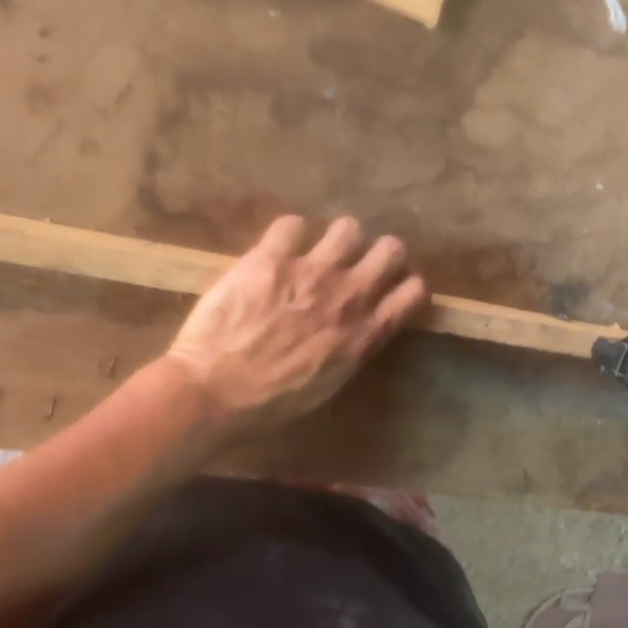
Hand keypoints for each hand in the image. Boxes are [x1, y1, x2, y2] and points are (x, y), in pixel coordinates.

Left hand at [163, 216, 428, 439]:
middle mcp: (347, 296)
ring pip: (348, 228)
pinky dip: (287, 235)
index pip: (413, 291)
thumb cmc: (269, 404)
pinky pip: (292, 224)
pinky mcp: (271, 257)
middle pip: (390, 249)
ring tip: (315, 252)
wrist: (215, 391)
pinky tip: (275, 251)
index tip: (389, 289)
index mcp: (364, 334)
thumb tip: (355, 331)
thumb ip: (349, 349)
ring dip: (335, 239)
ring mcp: (311, 271)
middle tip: (355, 264)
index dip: (404, 285)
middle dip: (377, 253)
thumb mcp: (326, 385)